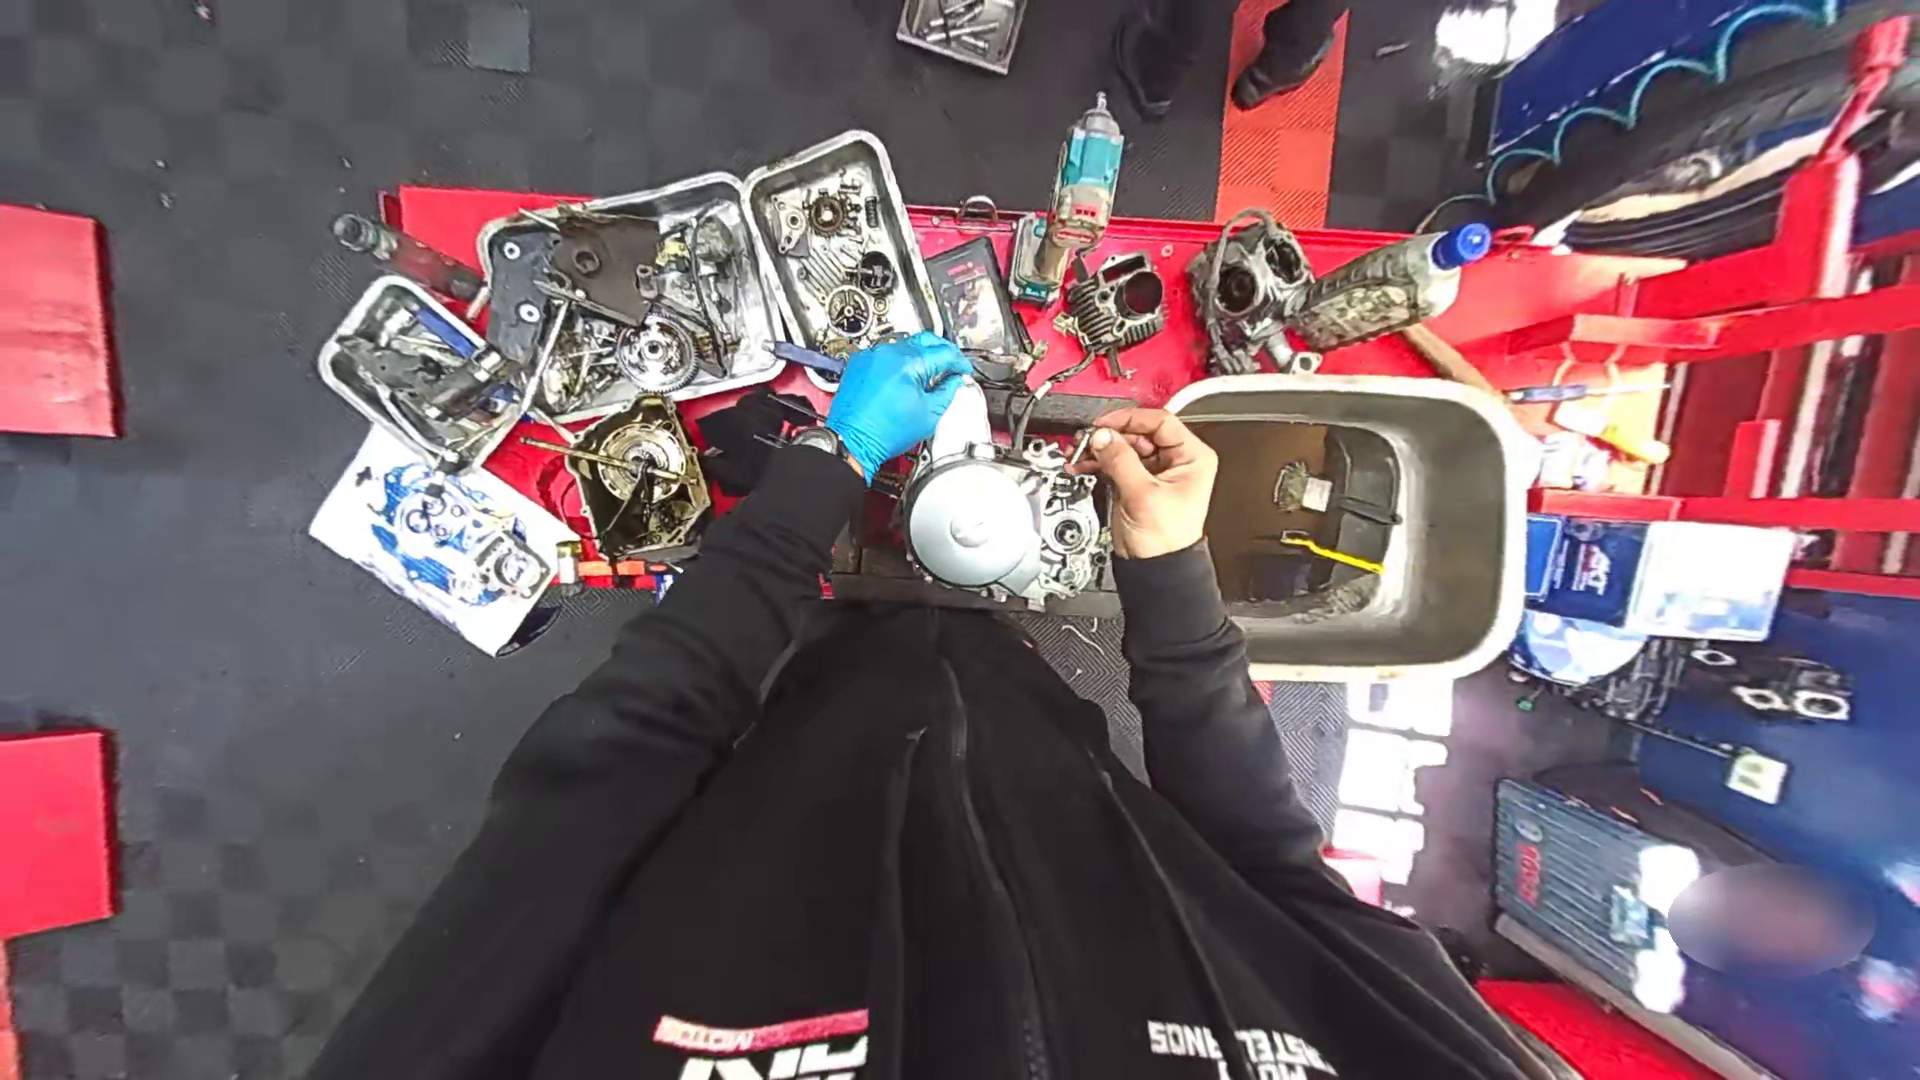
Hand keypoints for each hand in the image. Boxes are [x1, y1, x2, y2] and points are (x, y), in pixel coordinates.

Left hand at [826, 331, 972, 480]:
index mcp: (909, 363)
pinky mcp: (860, 362)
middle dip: (942, 351)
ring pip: (904, 344)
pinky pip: (885, 353)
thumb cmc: (884, 432)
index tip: (963, 369)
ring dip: (920, 355)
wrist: (852, 441)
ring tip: (928, 373)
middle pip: (924, 340)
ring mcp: (872, 355)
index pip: (944, 353)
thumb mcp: (928, 415)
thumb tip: (954, 381)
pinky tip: (903, 377)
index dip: (959, 362)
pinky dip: (898, 361)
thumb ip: (947, 392)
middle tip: (951, 365)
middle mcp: (888, 353)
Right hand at [1068, 408, 1217, 558]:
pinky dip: (1097, 462)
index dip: (1130, 419)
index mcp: (1191, 457)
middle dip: (1110, 436)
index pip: (1160, 422)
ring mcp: (1152, 471)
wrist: (1155, 568)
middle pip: (1137, 433)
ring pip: (1122, 447)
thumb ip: (1120, 461)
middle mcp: (1174, 460)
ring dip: (1100, 449)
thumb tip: (1102, 436)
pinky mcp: (1134, 482)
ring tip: (1081, 453)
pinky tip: (1083, 464)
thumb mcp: (1143, 494)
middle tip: (1089, 441)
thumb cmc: (1166, 539)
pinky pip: (1113, 462)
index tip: (1105, 424)